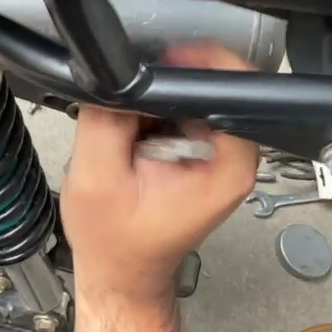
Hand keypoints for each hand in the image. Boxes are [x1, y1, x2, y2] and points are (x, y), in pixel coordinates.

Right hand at [62, 44, 260, 331]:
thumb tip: (114, 74)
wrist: (118, 272)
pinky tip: (132, 141)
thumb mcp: (97, 178)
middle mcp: (231, 158)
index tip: (163, 59)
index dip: (197, 64)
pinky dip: (149, 115)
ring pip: (190, 94)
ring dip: (153, 100)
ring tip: (128, 134)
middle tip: (130, 110)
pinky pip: (177, 111)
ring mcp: (215, 155)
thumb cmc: (117, 243)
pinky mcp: (197, 152)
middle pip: (210, 85)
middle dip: (164, 84)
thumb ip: (108, 118)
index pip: (235, 87)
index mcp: (226, 165)